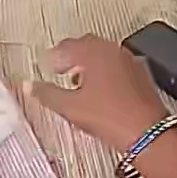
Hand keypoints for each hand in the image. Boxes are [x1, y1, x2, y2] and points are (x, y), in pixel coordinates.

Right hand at [27, 36, 171, 151]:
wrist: (146, 132)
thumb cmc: (110, 117)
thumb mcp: (70, 107)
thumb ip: (47, 94)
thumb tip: (30, 86)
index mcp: (94, 53)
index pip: (67, 46)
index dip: (53, 56)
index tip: (45, 65)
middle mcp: (113, 51)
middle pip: (86, 45)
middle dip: (70, 55)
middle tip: (58, 68)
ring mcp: (129, 61)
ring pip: (102, 54)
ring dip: (87, 62)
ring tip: (76, 79)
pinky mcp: (140, 74)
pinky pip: (116, 64)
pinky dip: (103, 70)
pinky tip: (99, 88)